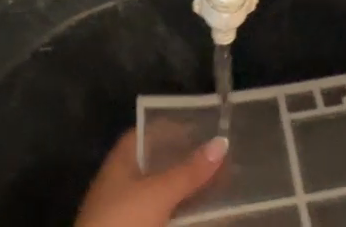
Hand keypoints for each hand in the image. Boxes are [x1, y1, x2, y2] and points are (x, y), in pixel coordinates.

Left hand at [74, 128, 226, 226]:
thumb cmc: (123, 220)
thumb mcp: (159, 194)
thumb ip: (189, 171)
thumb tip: (222, 142)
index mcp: (122, 159)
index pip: (148, 132)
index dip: (174, 128)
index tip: (203, 129)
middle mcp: (124, 179)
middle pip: (159, 163)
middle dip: (187, 161)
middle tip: (221, 158)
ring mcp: (129, 207)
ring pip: (164, 192)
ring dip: (188, 189)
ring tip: (220, 184)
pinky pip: (164, 215)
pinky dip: (183, 213)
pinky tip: (204, 214)